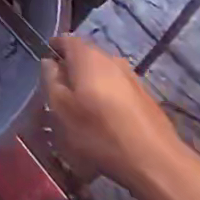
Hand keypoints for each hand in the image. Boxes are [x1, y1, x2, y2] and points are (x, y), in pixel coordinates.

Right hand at [42, 35, 193, 194]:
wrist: (153, 159)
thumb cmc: (99, 133)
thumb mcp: (61, 110)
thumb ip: (51, 81)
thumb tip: (49, 62)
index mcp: (87, 56)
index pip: (65, 40)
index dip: (53, 50)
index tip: (45, 68)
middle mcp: (110, 57)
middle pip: (84, 56)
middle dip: (71, 70)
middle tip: (60, 94)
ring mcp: (129, 75)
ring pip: (101, 73)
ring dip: (90, 85)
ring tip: (81, 111)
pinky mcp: (143, 94)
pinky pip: (116, 88)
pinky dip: (106, 97)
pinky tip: (104, 121)